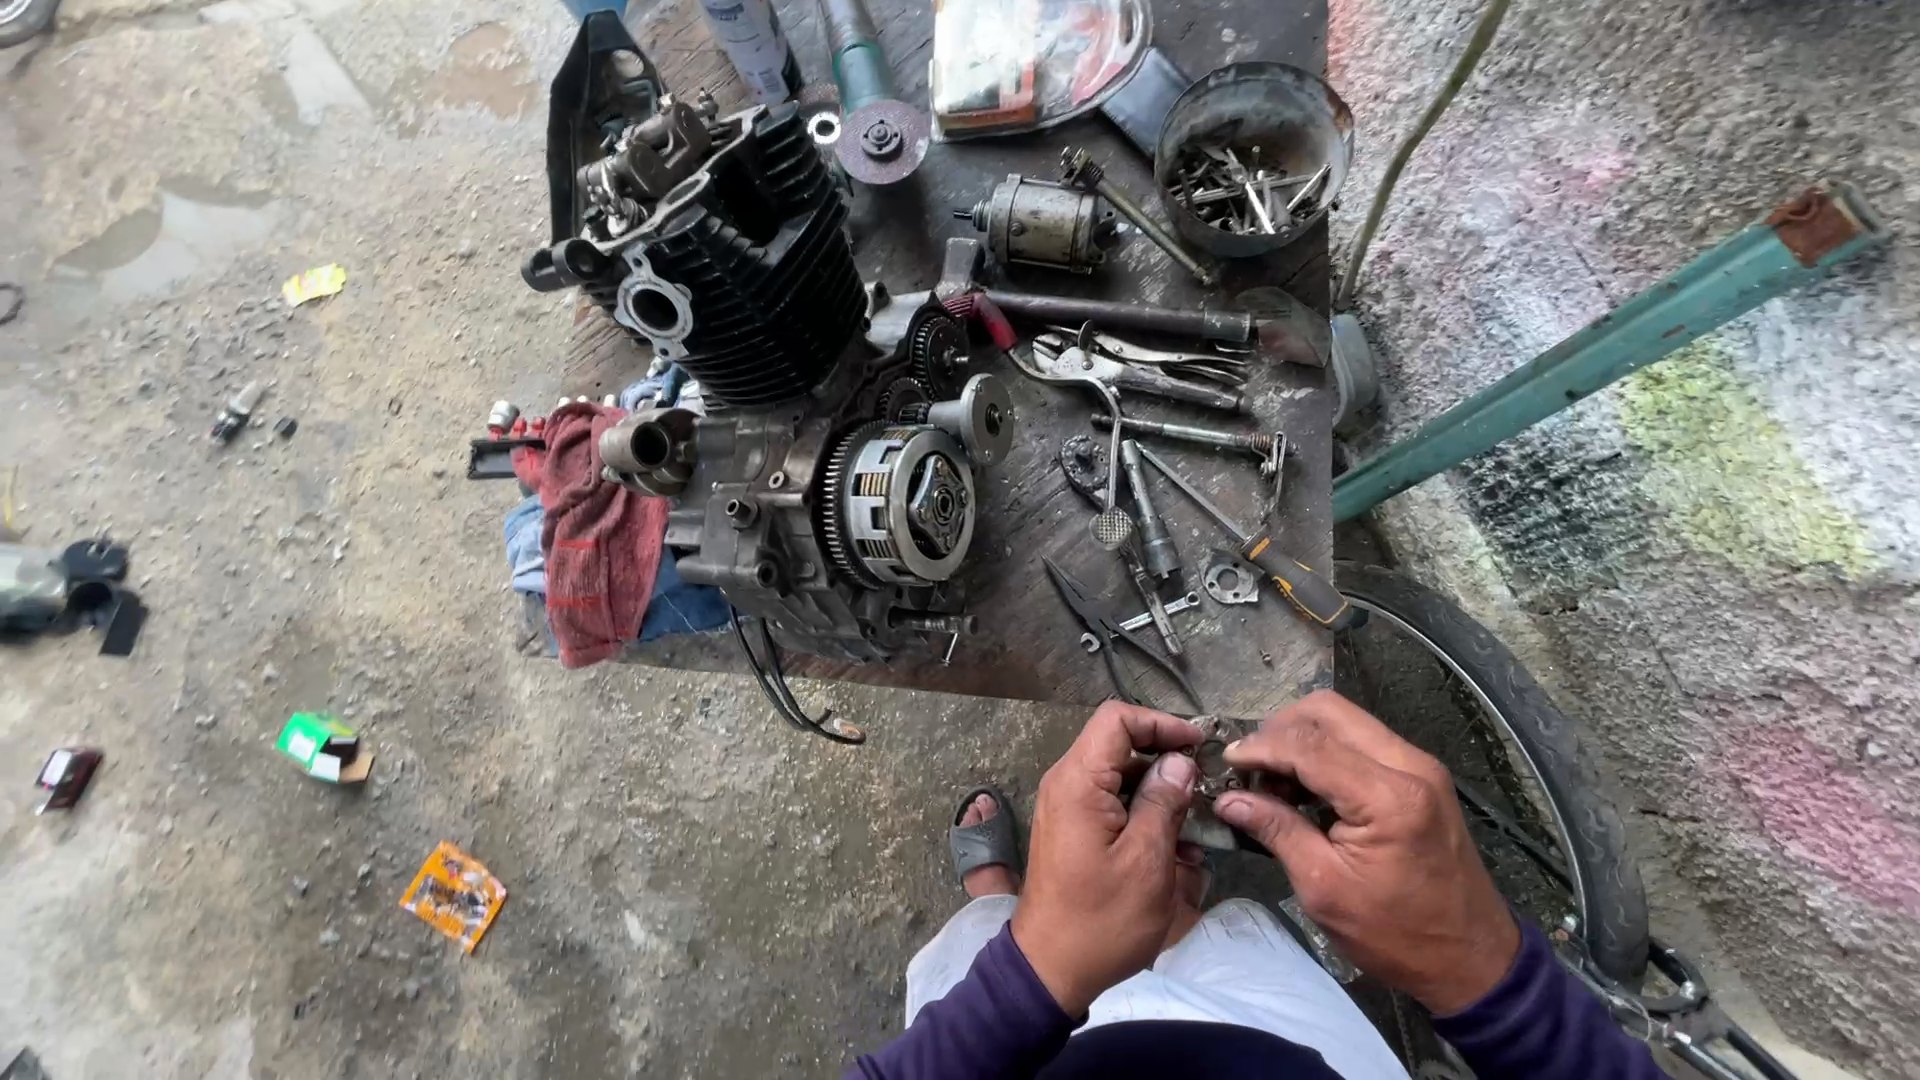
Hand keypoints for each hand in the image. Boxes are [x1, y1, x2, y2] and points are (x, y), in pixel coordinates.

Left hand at [1010, 702, 1202, 1014]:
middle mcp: (1066, 781)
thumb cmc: (1101, 919)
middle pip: (1118, 744)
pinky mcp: (1073, 826)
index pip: (1116, 719)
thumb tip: (1180, 761)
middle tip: (1204, 786)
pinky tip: (1174, 846)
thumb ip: (1164, 802)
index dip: (1160, 722)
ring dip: (1158, 792)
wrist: (1051, 967)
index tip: (1197, 745)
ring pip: (1119, 775)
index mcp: (1078, 780)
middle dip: (1164, 759)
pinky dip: (1143, 813)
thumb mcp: (1146, 862)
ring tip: (1195, 825)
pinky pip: (1111, 801)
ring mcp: (1067, 804)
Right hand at [1212, 690, 1520, 1013]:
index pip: (1307, 744)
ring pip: (1344, 719)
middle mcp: (1409, 765)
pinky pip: (1360, 739)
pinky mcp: (1420, 776)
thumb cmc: (1397, 935)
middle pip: (1327, 710)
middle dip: (1279, 731)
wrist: (1475, 964)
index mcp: (1388, 796)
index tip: (1226, 764)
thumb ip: (1275, 830)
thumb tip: (1227, 799)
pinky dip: (1325, 751)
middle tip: (1253, 768)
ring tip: (1277, 782)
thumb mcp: (1323, 887)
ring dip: (1301, 739)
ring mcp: (1419, 766)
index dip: (1259, 748)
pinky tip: (1307, 788)